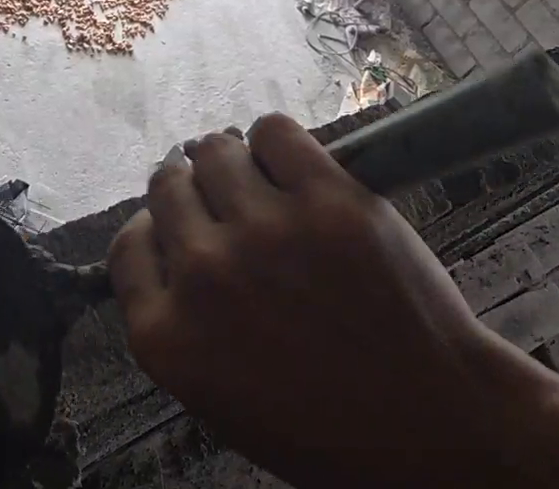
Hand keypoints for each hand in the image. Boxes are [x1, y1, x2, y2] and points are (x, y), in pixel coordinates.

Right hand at [108, 116, 546, 488]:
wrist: (430, 427)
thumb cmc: (321, 422)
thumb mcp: (216, 394)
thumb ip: (177, 318)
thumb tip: (165, 237)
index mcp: (167, 336)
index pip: (128, 244)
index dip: (154, 227)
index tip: (177, 223)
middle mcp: (204, 275)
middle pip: (168, 187)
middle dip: (190, 189)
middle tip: (224, 198)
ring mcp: (265, 232)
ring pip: (215, 150)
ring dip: (230, 161)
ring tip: (258, 179)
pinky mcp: (326, 199)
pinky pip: (274, 131)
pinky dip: (274, 139)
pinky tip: (289, 160)